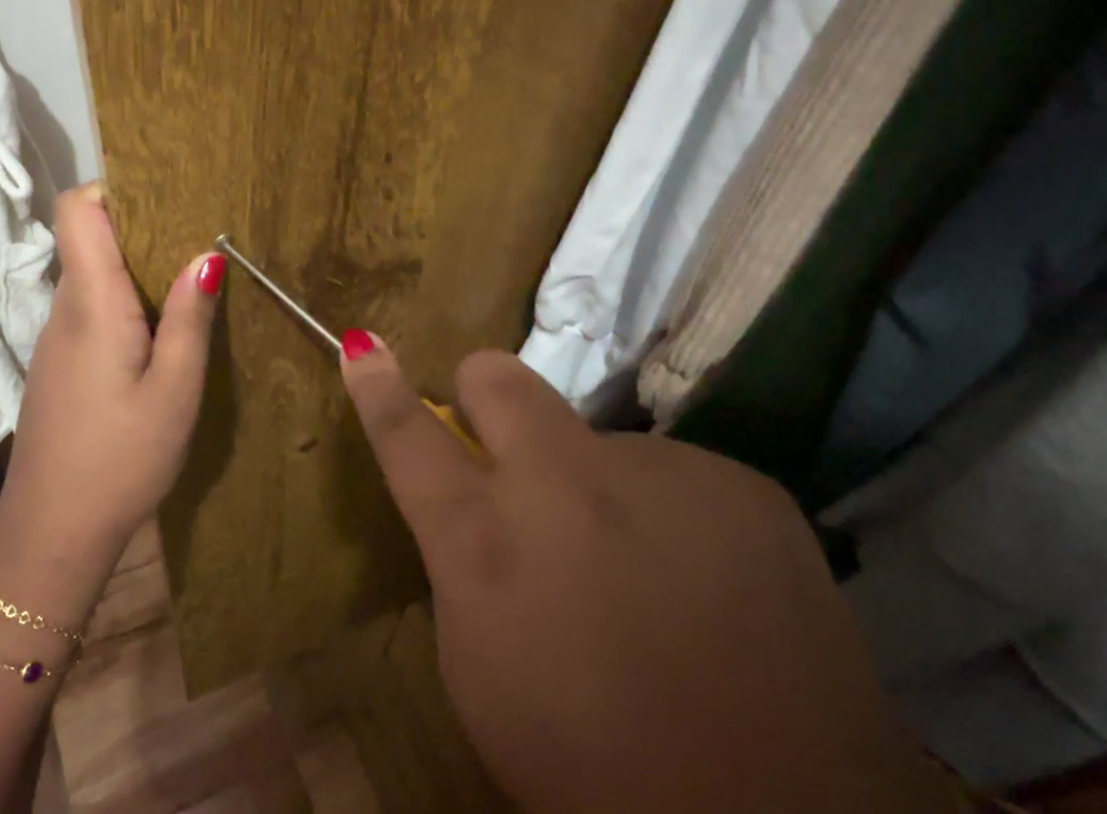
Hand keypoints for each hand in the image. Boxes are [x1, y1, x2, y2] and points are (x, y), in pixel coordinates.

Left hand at [3, 182, 223, 547]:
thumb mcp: (174, 390)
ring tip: (191, 294)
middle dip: (142, 233)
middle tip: (201, 249)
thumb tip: (206, 254)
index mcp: (92, 304)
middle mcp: (65, 311)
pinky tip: (160, 342)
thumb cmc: (122, 458)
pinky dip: (125, 310)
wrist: (55, 527)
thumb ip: (189, 318)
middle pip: (90, 242)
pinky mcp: (60, 368)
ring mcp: (57, 341)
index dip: (114, 190)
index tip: (166, 201)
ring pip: (93, 281)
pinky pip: (91, 315)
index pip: (77, 211)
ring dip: (137, 276)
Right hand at [340, 339, 951, 811]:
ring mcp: (661, 472)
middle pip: (502, 380)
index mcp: (483, 536)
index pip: (410, 435)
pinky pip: (681, 481)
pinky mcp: (742, 486)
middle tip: (506, 443)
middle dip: (486, 392)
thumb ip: (467, 565)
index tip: (363, 345)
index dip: (379, 387)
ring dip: (602, 492)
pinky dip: (675, 520)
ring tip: (648, 579)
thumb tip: (480, 508)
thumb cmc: (584, 761)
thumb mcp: (478, 668)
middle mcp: (564, 481)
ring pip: (604, 447)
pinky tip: (711, 591)